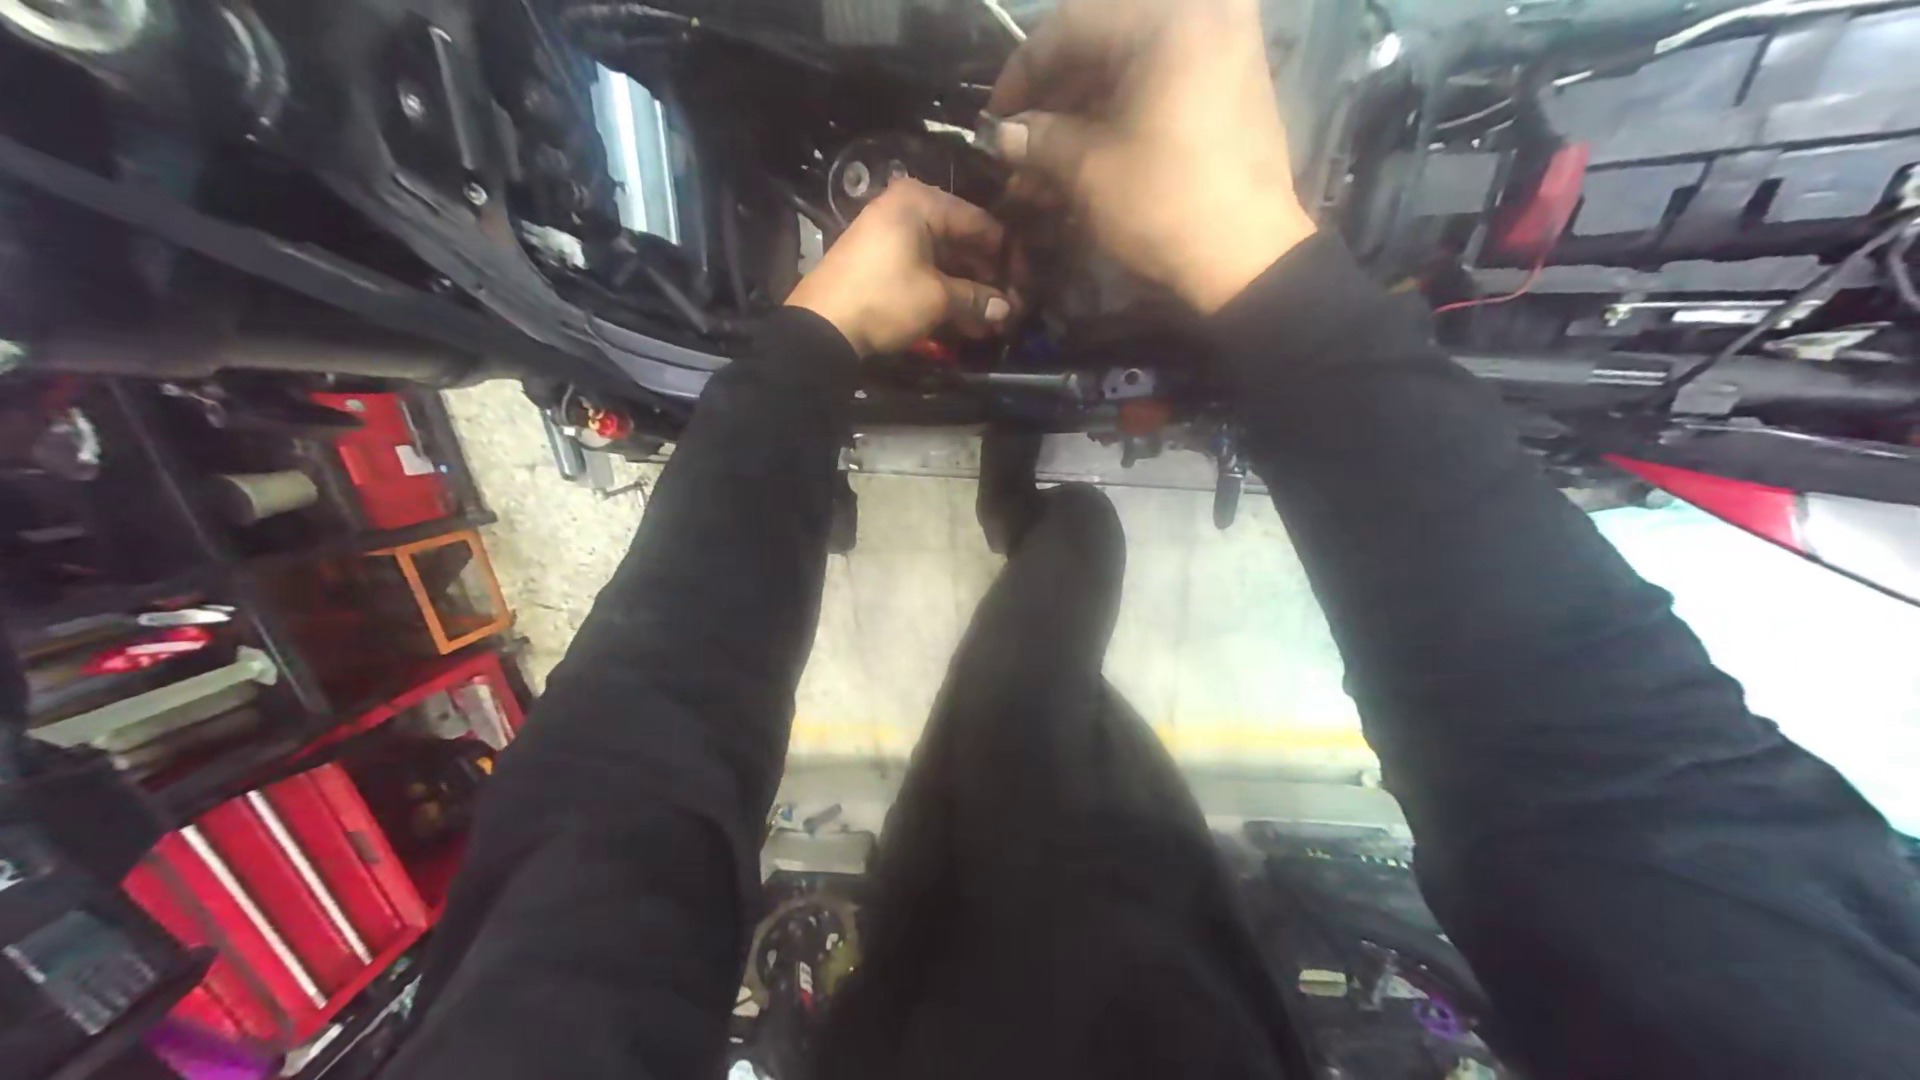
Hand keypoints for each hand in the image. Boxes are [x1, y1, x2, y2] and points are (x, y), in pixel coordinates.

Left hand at [785, 179, 1015, 356]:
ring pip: (943, 262)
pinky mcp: (881, 263)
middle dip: (986, 278)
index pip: (978, 222)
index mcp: (920, 202)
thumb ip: (977, 299)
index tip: (1024, 281)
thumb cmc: (886, 299)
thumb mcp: (937, 298)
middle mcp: (905, 209)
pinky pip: (923, 272)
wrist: (823, 325)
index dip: (1005, 254)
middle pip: (960, 242)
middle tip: (1010, 306)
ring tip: (992, 322)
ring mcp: (890, 236)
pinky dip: (944, 294)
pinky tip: (966, 321)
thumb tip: (1007, 310)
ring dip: (968, 292)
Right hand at [989, 0, 1315, 313]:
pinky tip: (1081, 162)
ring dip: (1078, 118)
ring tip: (1041, 170)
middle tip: (1019, 148)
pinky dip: (1115, 121)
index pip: (1070, 26)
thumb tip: (1002, 134)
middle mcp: (1201, 12)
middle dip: (1051, 101)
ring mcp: (1221, 48)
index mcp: (1166, 18)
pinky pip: (1157, 89)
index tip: (994, 118)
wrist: (1245, 258)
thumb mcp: (1089, 170)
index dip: (1020, 73)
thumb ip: (1039, 140)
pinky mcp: (1228, 87)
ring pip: (1127, 71)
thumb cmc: (1162, 205)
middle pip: (1101, 44)